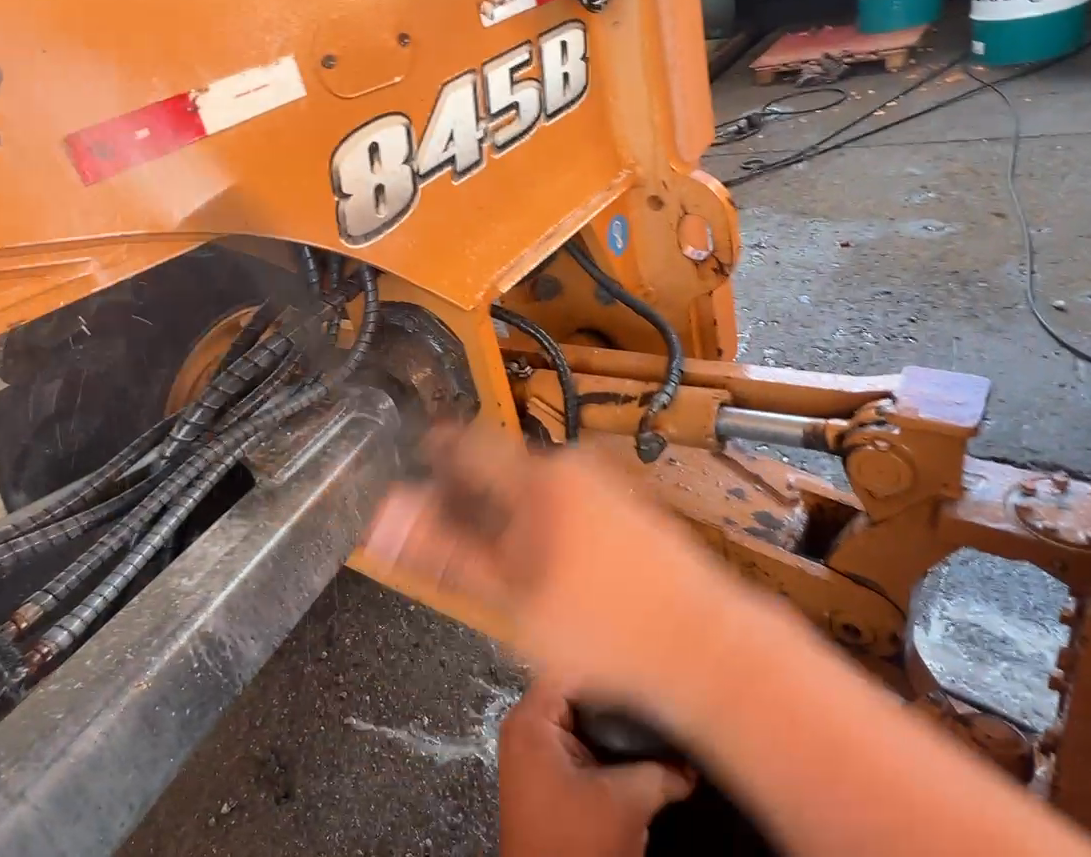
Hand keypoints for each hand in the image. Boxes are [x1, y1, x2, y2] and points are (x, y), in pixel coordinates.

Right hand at [360, 425, 739, 710]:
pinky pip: (572, 504)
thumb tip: (382, 514)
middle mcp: (573, 466)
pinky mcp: (632, 509)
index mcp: (537, 476)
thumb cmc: (599, 626)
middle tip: (460, 551)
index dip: (432, 454)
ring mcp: (608, 485)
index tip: (413, 472)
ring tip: (508, 573)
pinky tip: (557, 575)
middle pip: (502, 469)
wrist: (708, 648)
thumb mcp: (508, 597)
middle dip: (474, 500)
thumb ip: (442, 552)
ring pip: (538, 490)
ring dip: (512, 518)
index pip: (465, 443)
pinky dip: (549, 527)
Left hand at [500, 680, 692, 856]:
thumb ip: (662, 771)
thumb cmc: (577, 842)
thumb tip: (693, 763)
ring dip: (620, 727)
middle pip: (577, 695)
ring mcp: (539, 757)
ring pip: (584, 724)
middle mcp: (529, 729)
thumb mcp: (626, 801)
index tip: (649, 664)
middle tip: (663, 691)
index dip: (609, 665)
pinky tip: (650, 749)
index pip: (570, 670)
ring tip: (664, 715)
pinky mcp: (553, 782)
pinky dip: (613, 749)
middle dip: (620, 696)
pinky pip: (585, 749)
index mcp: (531, 720)